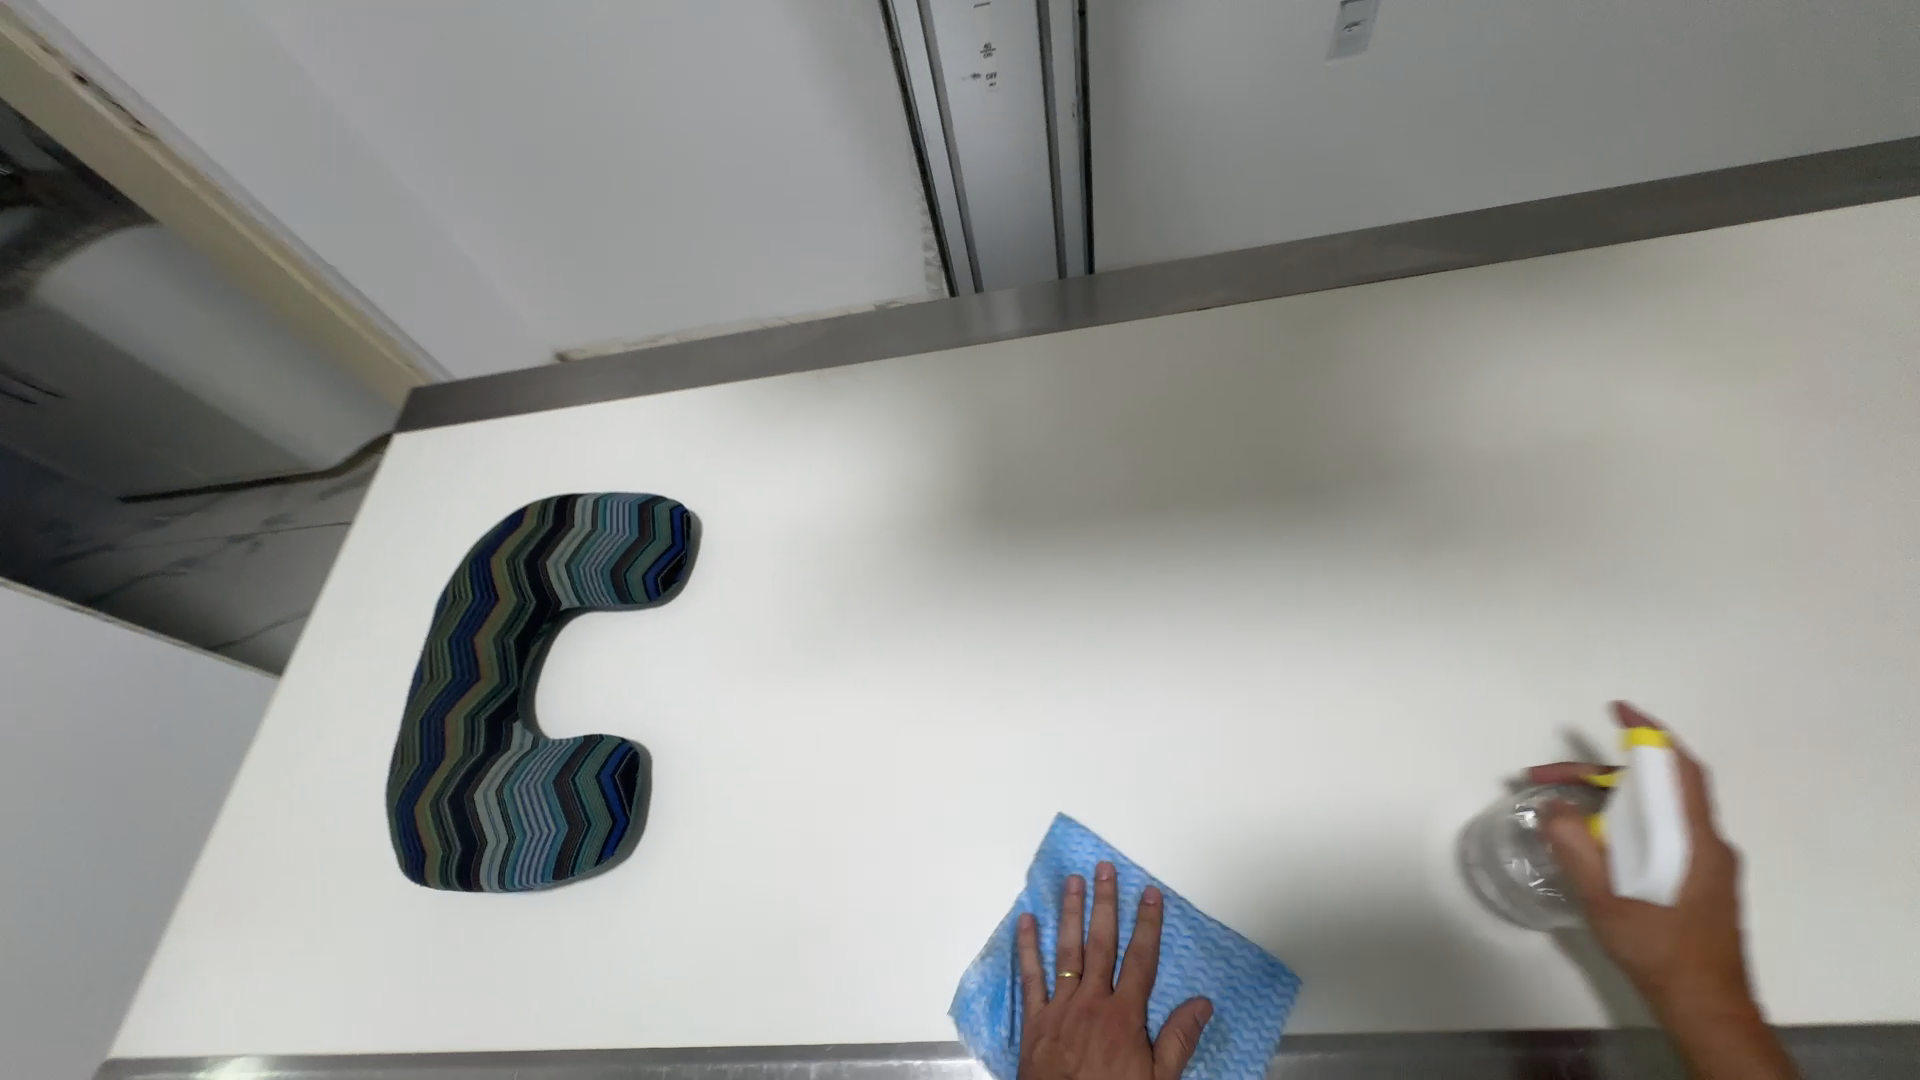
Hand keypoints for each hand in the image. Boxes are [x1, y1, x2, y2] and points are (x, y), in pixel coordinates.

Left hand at [1016, 861, 1213, 1079]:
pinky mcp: (1035, 1019)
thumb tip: (1203, 1003)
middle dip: (1105, 904)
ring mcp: (1060, 1007)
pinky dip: (1027, 947)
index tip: (1150, 893)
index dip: (1147, 925)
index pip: (1141, 960)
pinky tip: (1026, 919)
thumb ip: (1178, 1041)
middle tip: (1104, 869)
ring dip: (1070, 913)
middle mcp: (1092, 1002)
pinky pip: (1030, 977)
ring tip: (1072, 881)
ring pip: (1066, 951)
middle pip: (1101, 944)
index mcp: (1124, 1016)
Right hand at [1535, 702, 1795, 1079]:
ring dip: (1604, 793)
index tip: (1617, 709)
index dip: (1648, 734)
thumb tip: (1553, 806)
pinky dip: (1620, 813)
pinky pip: (1657, 826)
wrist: (1704, 1003)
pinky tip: (1590, 831)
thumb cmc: (1656, 946)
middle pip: (1655, 785)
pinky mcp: (1696, 875)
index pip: (1676, 769)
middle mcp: (1704, 841)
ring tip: (1555, 803)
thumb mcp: (1604, 896)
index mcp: (1691, 840)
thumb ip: (1576, 845)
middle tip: (1543, 775)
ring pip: (1654, 806)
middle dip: (1596, 770)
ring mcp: (1703, 859)